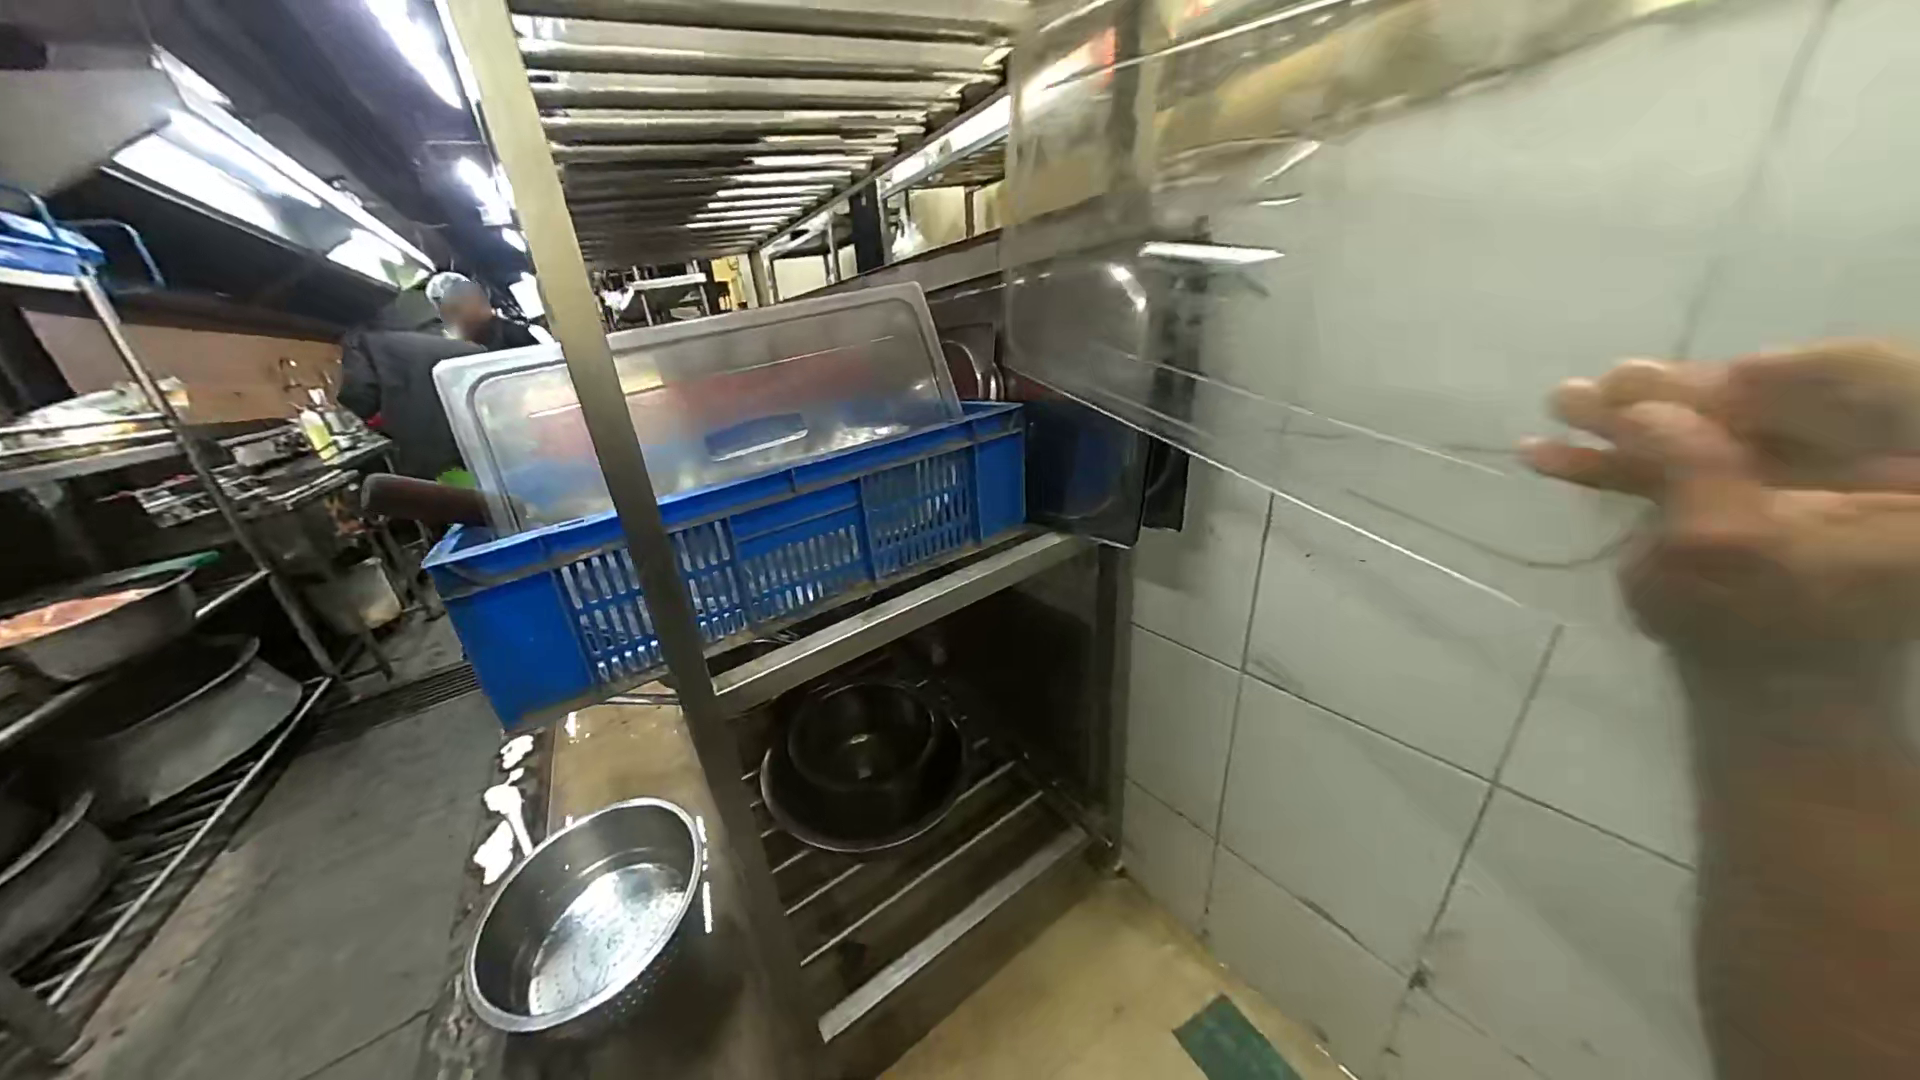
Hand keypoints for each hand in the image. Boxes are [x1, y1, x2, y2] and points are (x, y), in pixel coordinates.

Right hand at [1523, 342, 1919, 655]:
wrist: (1753, 684)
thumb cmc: (1751, 626)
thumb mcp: (1719, 544)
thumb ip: (1690, 466)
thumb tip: (1640, 404)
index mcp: (1917, 477)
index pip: (1884, 384)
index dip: (1794, 370)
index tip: (1706, 374)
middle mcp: (1882, 466)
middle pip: (1784, 403)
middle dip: (1680, 395)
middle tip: (1604, 384)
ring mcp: (1813, 479)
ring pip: (1723, 430)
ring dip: (1633, 422)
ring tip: (1559, 408)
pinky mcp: (1753, 494)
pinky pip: (1690, 463)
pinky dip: (1621, 460)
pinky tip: (1550, 456)